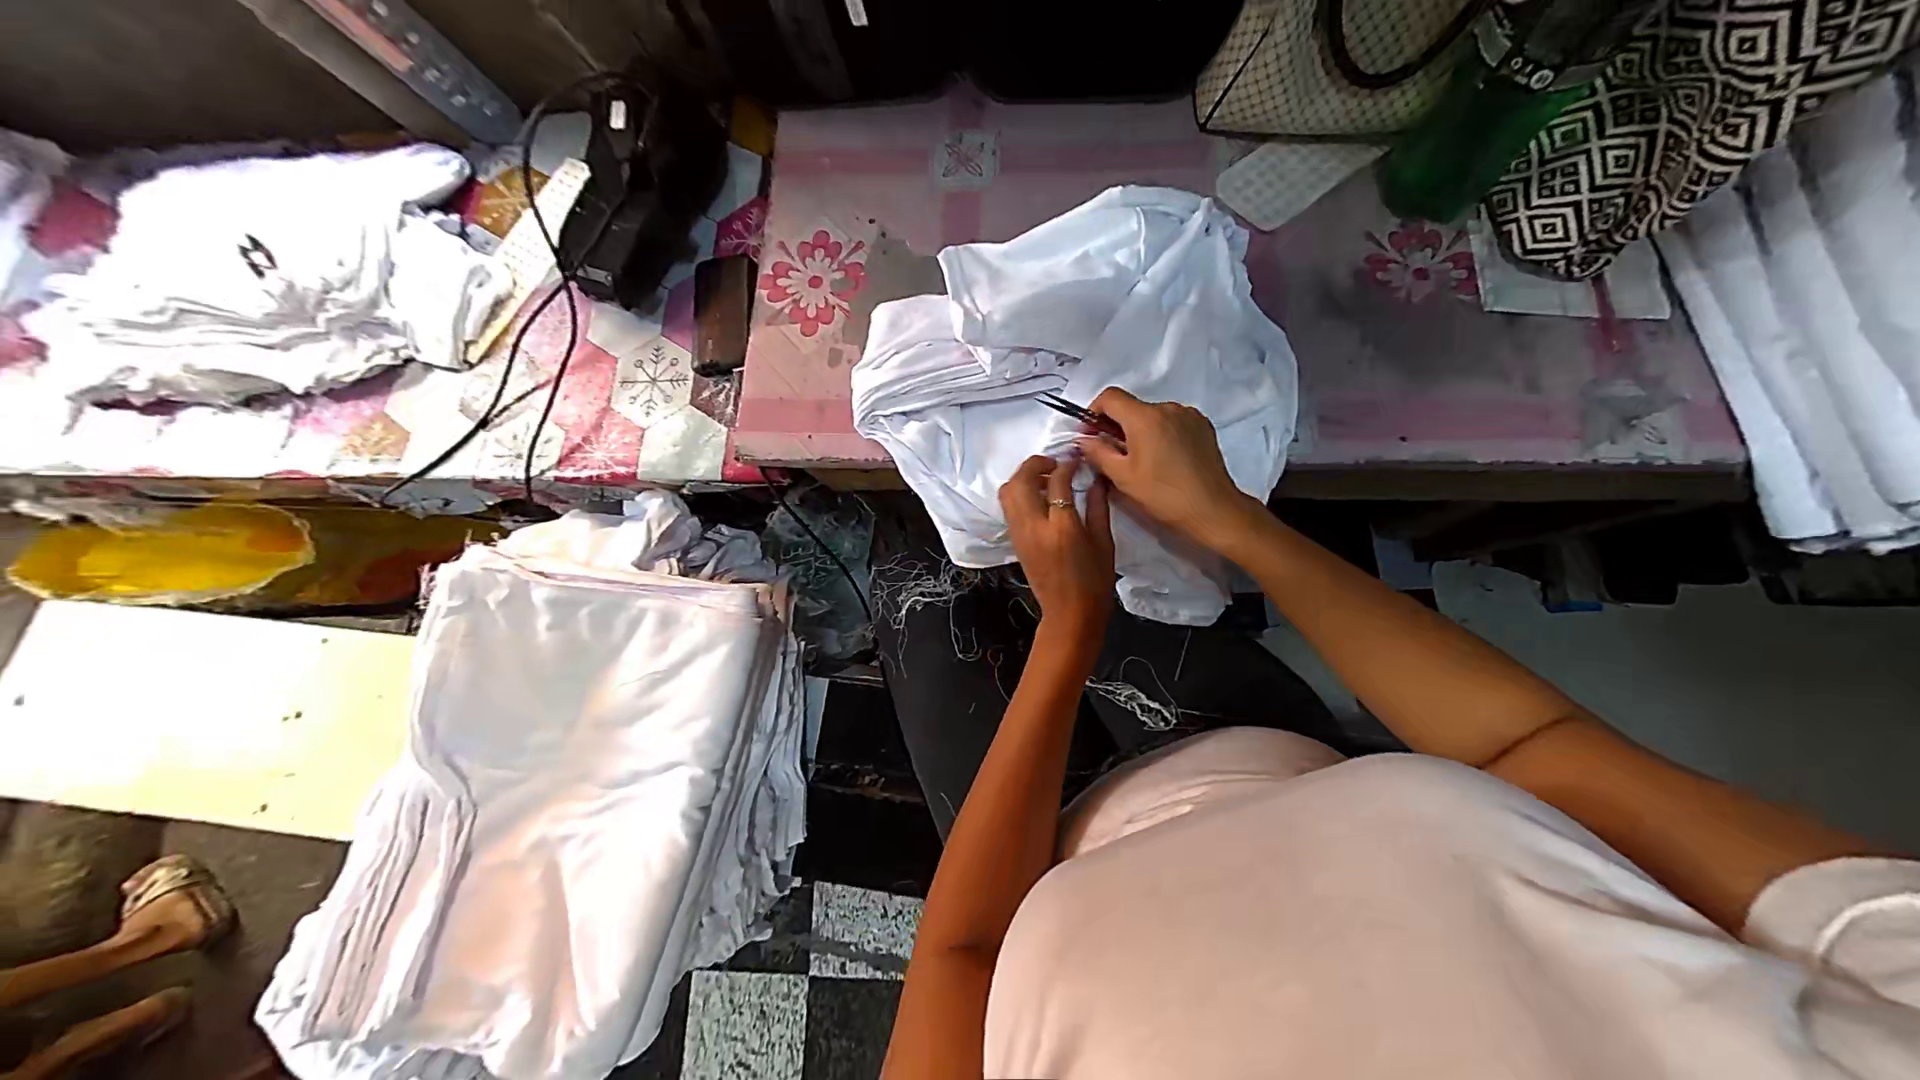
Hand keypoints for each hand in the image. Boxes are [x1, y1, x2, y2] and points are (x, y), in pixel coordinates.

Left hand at [998, 454, 1114, 635]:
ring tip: (1045, 479)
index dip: (1067, 465)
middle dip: (1035, 464)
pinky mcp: (1014, 541)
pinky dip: (1018, 493)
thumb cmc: (1094, 580)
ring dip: (1023, 477)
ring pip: (1008, 492)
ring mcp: (1020, 533)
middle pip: (1021, 480)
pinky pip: (1009, 507)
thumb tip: (1096, 478)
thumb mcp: (1103, 542)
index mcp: (1062, 527)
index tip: (1077, 461)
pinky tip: (1038, 497)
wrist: (1069, 613)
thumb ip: (1097, 506)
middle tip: (1054, 464)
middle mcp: (1034, 526)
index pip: (1058, 481)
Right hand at [1075, 387, 1259, 546]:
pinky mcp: (1202, 426)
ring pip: (1152, 415)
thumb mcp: (1122, 476)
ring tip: (1139, 460)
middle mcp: (1168, 408)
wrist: (1212, 509)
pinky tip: (1161, 459)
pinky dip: (1160, 433)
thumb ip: (1097, 452)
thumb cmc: (1163, 495)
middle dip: (1116, 426)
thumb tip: (1084, 439)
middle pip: (1132, 407)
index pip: (1110, 397)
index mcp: (1145, 417)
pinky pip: (1172, 422)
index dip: (1093, 413)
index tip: (1090, 434)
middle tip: (1110, 454)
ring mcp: (1188, 415)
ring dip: (1139, 431)